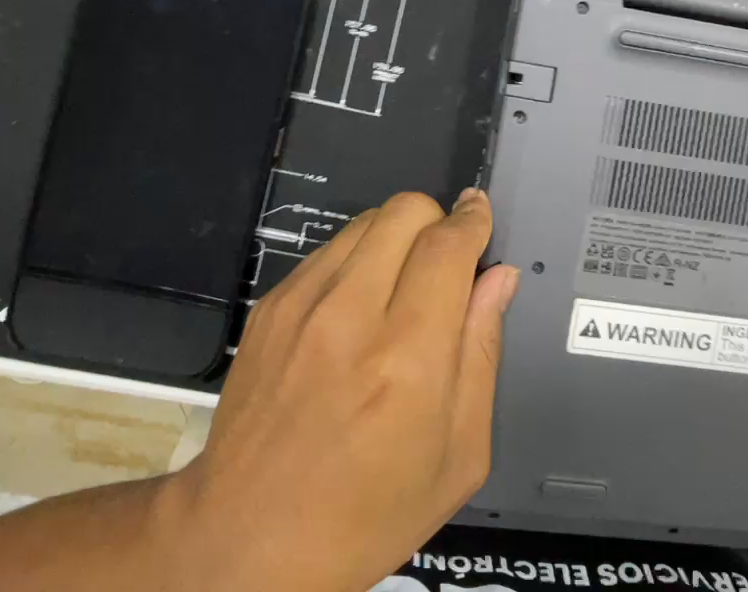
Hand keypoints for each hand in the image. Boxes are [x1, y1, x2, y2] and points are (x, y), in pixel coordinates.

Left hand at [155, 190, 518, 591]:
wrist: (249, 536)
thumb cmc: (367, 512)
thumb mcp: (458, 454)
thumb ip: (482, 352)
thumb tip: (498, 279)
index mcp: (407, 360)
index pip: (448, 247)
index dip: (473, 219)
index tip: (482, 212)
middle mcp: (350, 318)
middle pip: (404, 211)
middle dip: (437, 221)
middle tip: (446, 260)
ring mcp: (300, 306)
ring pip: (365, 221)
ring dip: (396, 236)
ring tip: (402, 287)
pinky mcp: (269, 307)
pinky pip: (327, 250)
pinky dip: (356, 259)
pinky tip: (358, 307)